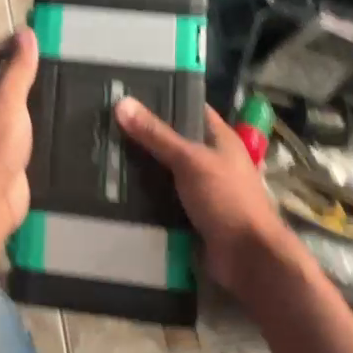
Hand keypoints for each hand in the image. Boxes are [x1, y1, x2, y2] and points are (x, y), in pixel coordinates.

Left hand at [0, 28, 38, 227]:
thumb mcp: (9, 99)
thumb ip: (18, 67)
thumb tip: (26, 32)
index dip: (11, 45)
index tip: (40, 39)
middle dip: (21, 68)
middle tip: (55, 60)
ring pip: (9, 102)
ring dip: (28, 94)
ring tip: (59, 84)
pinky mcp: (1, 148)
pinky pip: (17, 124)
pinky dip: (31, 116)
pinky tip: (53, 115)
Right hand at [114, 99, 295, 290]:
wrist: (249, 260)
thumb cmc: (227, 200)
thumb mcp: (190, 161)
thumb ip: (156, 135)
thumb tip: (121, 103)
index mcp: (220, 139)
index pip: (189, 107)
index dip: (163, 98)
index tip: (128, 91)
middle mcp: (212, 161)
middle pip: (173, 141)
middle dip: (144, 135)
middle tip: (106, 123)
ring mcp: (202, 190)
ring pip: (165, 172)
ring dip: (141, 168)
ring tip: (104, 153)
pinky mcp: (191, 216)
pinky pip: (163, 199)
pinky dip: (145, 196)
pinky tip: (117, 189)